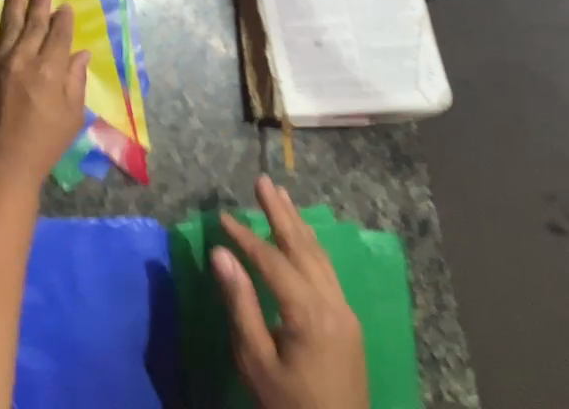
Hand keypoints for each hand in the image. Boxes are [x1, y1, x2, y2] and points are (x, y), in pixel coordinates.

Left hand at [0, 0, 89, 187]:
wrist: (4, 161)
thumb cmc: (45, 142)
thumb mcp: (73, 115)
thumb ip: (76, 81)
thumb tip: (80, 53)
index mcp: (51, 71)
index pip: (59, 36)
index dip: (64, 20)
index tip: (65, 5)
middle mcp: (25, 60)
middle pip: (35, 24)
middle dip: (40, 1)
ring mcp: (0, 63)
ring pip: (9, 25)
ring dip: (13, 2)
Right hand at [212, 176, 367, 408]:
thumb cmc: (288, 404)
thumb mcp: (254, 359)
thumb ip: (239, 302)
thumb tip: (220, 253)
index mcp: (309, 312)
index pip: (272, 260)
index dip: (245, 237)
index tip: (222, 217)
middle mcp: (333, 304)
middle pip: (303, 247)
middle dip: (280, 213)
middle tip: (262, 181)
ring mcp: (345, 313)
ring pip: (319, 256)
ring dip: (297, 224)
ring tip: (280, 197)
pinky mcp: (347, 323)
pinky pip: (327, 271)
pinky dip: (310, 246)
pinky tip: (302, 238)